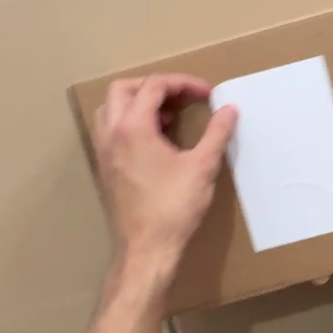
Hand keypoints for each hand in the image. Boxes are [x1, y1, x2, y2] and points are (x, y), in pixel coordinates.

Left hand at [91, 74, 237, 281]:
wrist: (146, 249)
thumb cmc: (174, 208)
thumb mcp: (202, 167)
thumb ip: (217, 133)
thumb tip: (229, 110)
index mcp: (133, 127)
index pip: (154, 86)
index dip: (183, 83)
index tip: (206, 94)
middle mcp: (111, 133)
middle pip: (123, 89)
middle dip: (154, 86)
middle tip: (182, 97)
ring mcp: (103, 151)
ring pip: (111, 108)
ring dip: (138, 102)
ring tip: (167, 115)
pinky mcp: (104, 167)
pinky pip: (110, 129)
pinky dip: (130, 121)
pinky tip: (155, 139)